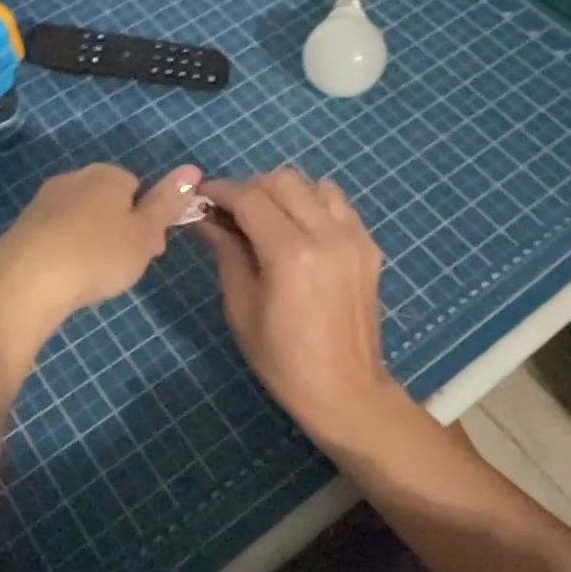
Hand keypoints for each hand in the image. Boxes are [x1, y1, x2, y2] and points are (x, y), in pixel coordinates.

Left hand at [0, 162, 201, 358]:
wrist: (24, 284)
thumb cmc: (96, 257)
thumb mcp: (145, 234)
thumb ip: (168, 202)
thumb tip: (192, 169)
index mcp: (107, 174)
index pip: (139, 188)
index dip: (148, 220)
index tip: (149, 251)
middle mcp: (74, 178)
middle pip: (109, 202)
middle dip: (120, 230)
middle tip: (125, 267)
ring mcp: (44, 201)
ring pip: (82, 219)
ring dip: (92, 242)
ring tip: (94, 277)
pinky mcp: (22, 227)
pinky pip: (57, 236)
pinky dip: (66, 252)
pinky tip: (66, 277)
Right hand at [195, 169, 408, 443]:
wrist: (346, 390)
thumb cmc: (283, 359)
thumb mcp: (242, 308)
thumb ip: (226, 253)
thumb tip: (206, 219)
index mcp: (291, 254)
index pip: (250, 198)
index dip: (221, 191)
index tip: (202, 196)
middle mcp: (327, 235)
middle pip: (284, 181)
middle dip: (252, 188)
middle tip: (232, 213)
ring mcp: (354, 238)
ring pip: (315, 185)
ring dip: (286, 193)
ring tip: (269, 220)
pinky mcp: (369, 247)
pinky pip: (339, 206)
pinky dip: (314, 206)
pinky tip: (300, 233)